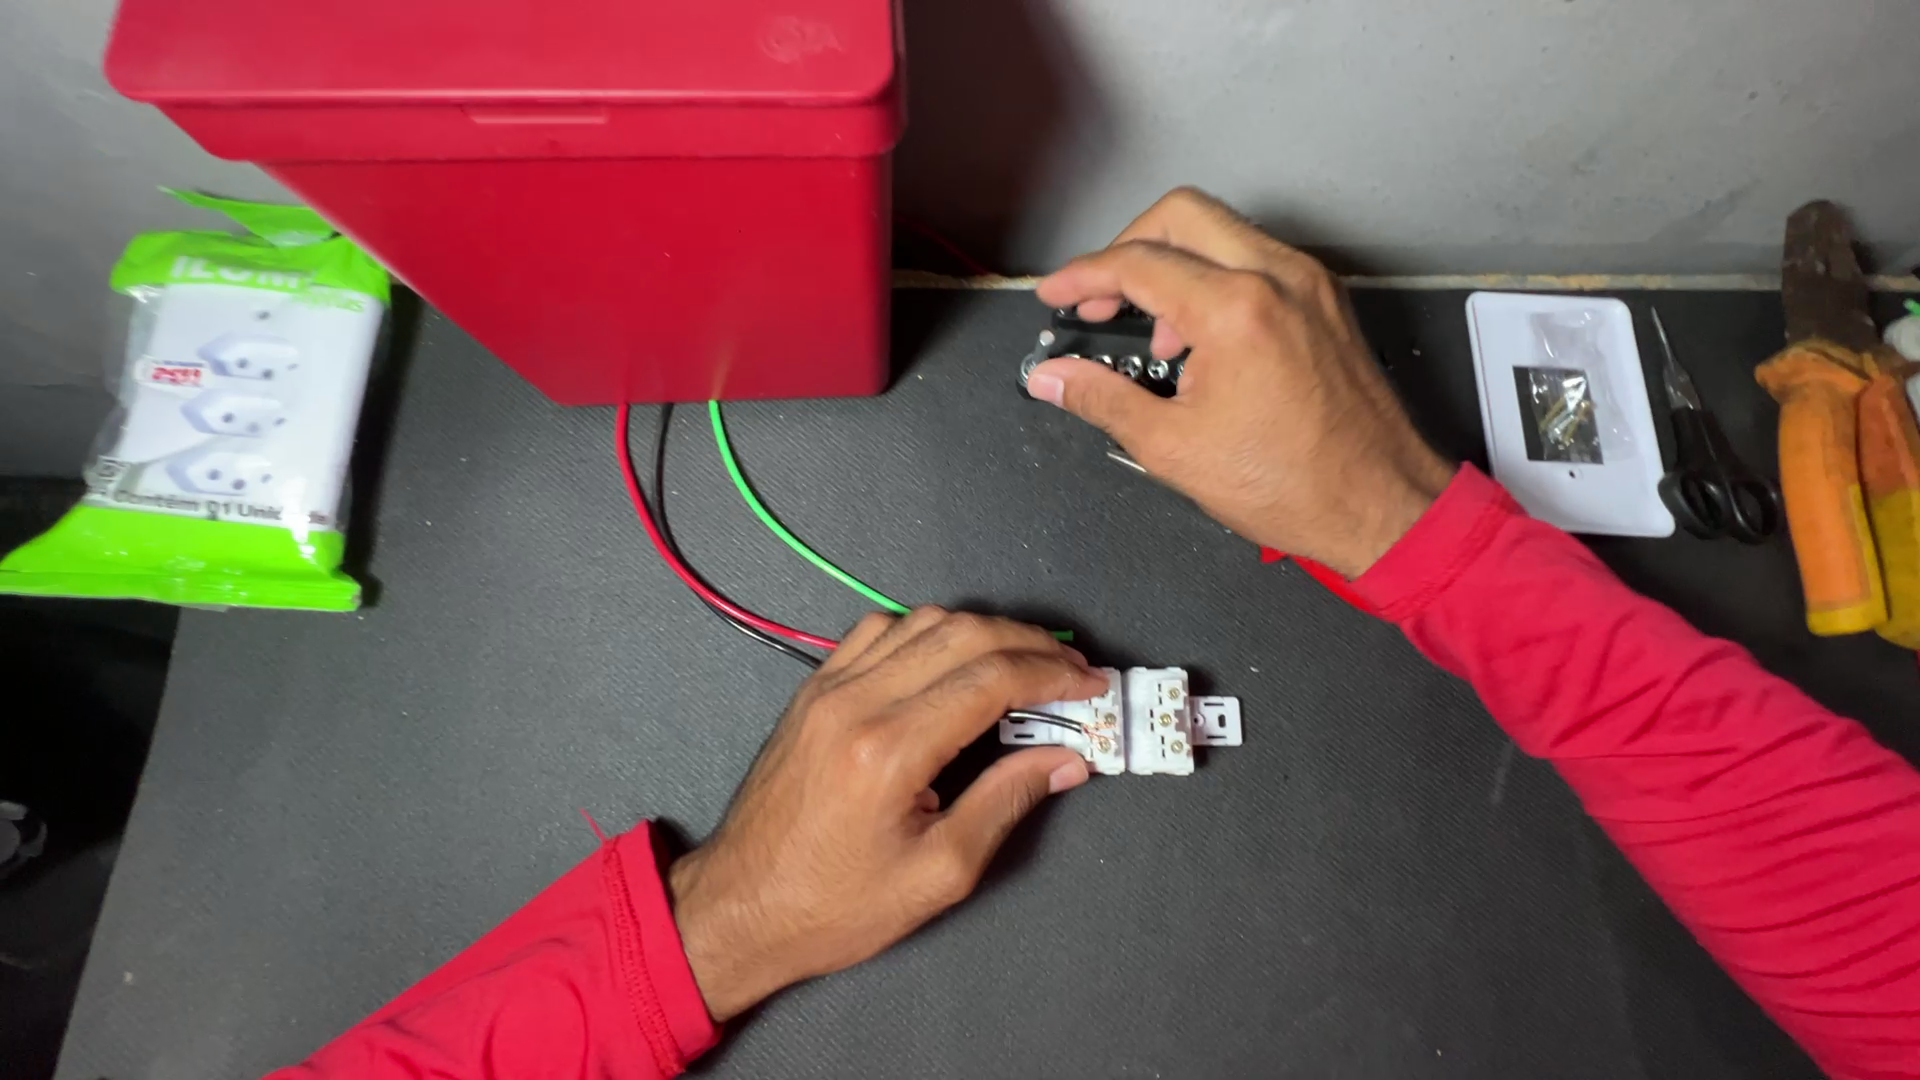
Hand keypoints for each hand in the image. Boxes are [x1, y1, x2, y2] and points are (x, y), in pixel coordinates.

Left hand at [667, 608, 1106, 1021]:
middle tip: (1070, 666)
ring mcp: (829, 683)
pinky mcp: (814, 685)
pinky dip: (929, 630)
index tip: (1092, 682)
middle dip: (1028, 642)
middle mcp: (858, 697)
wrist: (737, 907)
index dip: (1052, 674)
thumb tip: (1069, 758)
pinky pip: (879, 630)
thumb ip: (1006, 802)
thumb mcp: (938, 874)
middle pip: (962, 634)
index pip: (990, 679)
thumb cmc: (837, 905)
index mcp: (890, 748)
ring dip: (983, 630)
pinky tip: (951, 654)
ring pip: (922, 621)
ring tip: (1023, 658)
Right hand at [1025, 187, 1456, 577]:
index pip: (1138, 263)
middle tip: (1098, 296)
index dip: (1082, 276)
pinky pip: (1254, 260)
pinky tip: (1200, 342)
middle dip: (1125, 249)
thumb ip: (1101, 399)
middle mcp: (1279, 278)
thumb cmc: (1291, 484)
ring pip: (1220, 231)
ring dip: (1170, 267)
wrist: (1377, 505)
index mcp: (1237, 310)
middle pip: (1180, 214)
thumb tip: (1053, 378)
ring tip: (1154, 337)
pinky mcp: (1324, 301)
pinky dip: (1211, 282)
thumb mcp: (1171, 447)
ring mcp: (1308, 284)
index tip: (1056, 294)